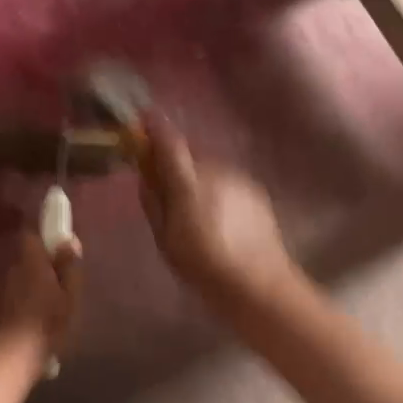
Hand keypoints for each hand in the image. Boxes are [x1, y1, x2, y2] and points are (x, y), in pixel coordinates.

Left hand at [0, 230, 81, 360]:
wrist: (4, 361)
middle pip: (17, 253)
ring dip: (17, 281)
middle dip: (31, 262)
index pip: (31, 232)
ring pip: (5, 274)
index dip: (42, 239)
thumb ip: (69, 266)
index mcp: (28, 258)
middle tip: (48, 284)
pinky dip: (4, 300)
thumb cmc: (45, 327)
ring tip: (31, 306)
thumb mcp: (69, 298)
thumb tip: (69, 240)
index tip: (54, 252)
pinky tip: (14, 320)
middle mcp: (3, 263)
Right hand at [138, 117, 296, 296]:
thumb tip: (146, 174)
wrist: (259, 285)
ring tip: (193, 210)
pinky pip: (226, 181)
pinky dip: (217, 190)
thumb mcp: (165, 239)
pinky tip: (218, 217)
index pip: (168, 142)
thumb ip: (153, 200)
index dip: (153, 127)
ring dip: (197, 178)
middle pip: (189, 155)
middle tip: (164, 186)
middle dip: (175, 163)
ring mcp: (239, 178)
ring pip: (209, 168)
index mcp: (189, 182)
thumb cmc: (204, 267)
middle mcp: (216, 170)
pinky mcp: (255, 190)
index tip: (142, 118)